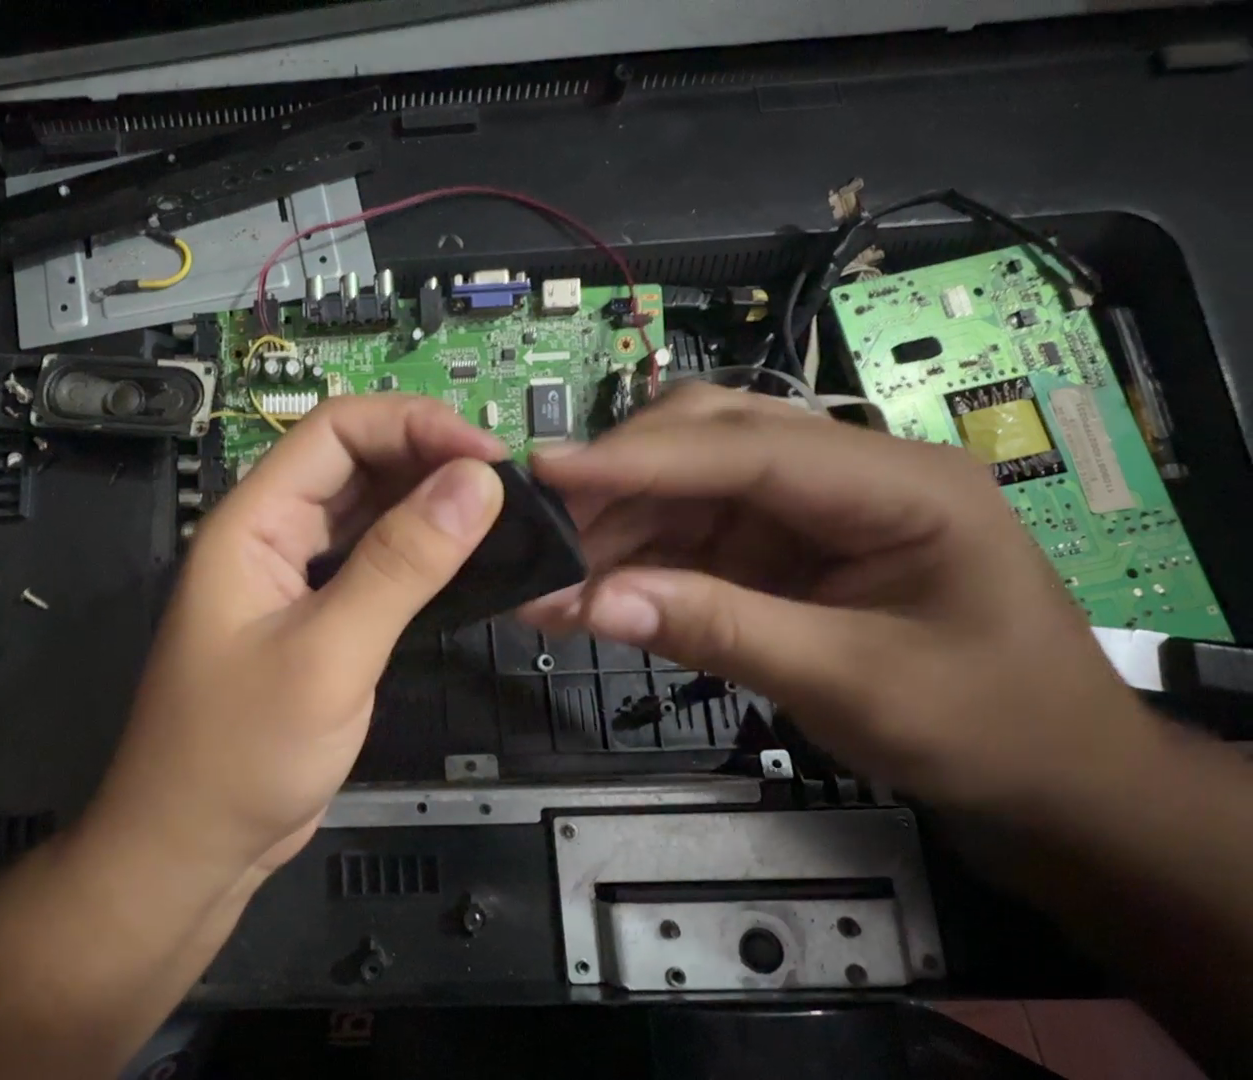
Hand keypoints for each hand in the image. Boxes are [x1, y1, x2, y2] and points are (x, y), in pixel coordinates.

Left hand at [88, 396, 504, 878]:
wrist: (197, 843)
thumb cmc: (242, 752)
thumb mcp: (328, 654)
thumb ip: (401, 565)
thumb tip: (476, 480)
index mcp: (252, 524)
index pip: (334, 432)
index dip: (412, 425)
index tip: (488, 454)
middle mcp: (271, 539)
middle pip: (353, 465)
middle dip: (426, 460)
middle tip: (508, 486)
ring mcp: (293, 582)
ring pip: (366, 515)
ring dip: (427, 506)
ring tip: (501, 516)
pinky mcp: (316, 623)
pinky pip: (371, 565)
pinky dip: (417, 556)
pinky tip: (466, 562)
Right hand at [520, 383, 1154, 808]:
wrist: (1049, 777)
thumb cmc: (985, 724)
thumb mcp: (855, 684)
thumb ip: (724, 631)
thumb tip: (593, 601)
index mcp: (899, 484)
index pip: (750, 449)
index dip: (640, 457)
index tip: (547, 470)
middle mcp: (844, 474)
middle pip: (710, 438)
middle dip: (618, 478)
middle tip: (538, 526)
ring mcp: (804, 509)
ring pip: (683, 486)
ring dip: (611, 525)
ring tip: (546, 577)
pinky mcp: (774, 547)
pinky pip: (684, 537)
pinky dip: (630, 564)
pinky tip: (584, 595)